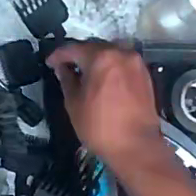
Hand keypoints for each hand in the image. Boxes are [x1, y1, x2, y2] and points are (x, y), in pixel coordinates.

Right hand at [47, 40, 167, 175]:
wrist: (136, 147)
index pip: (73, 48)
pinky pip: (123, 65)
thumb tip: (62, 69)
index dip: (58, 55)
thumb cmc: (101, 128)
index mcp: (101, 57)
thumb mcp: (74, 104)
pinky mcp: (145, 75)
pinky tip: (103, 81)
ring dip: (96, 61)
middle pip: (94, 48)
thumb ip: (67, 80)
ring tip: (84, 74)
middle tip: (66, 67)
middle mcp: (121, 53)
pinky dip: (111, 68)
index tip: (50, 63)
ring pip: (110, 55)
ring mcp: (136, 63)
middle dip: (79, 56)